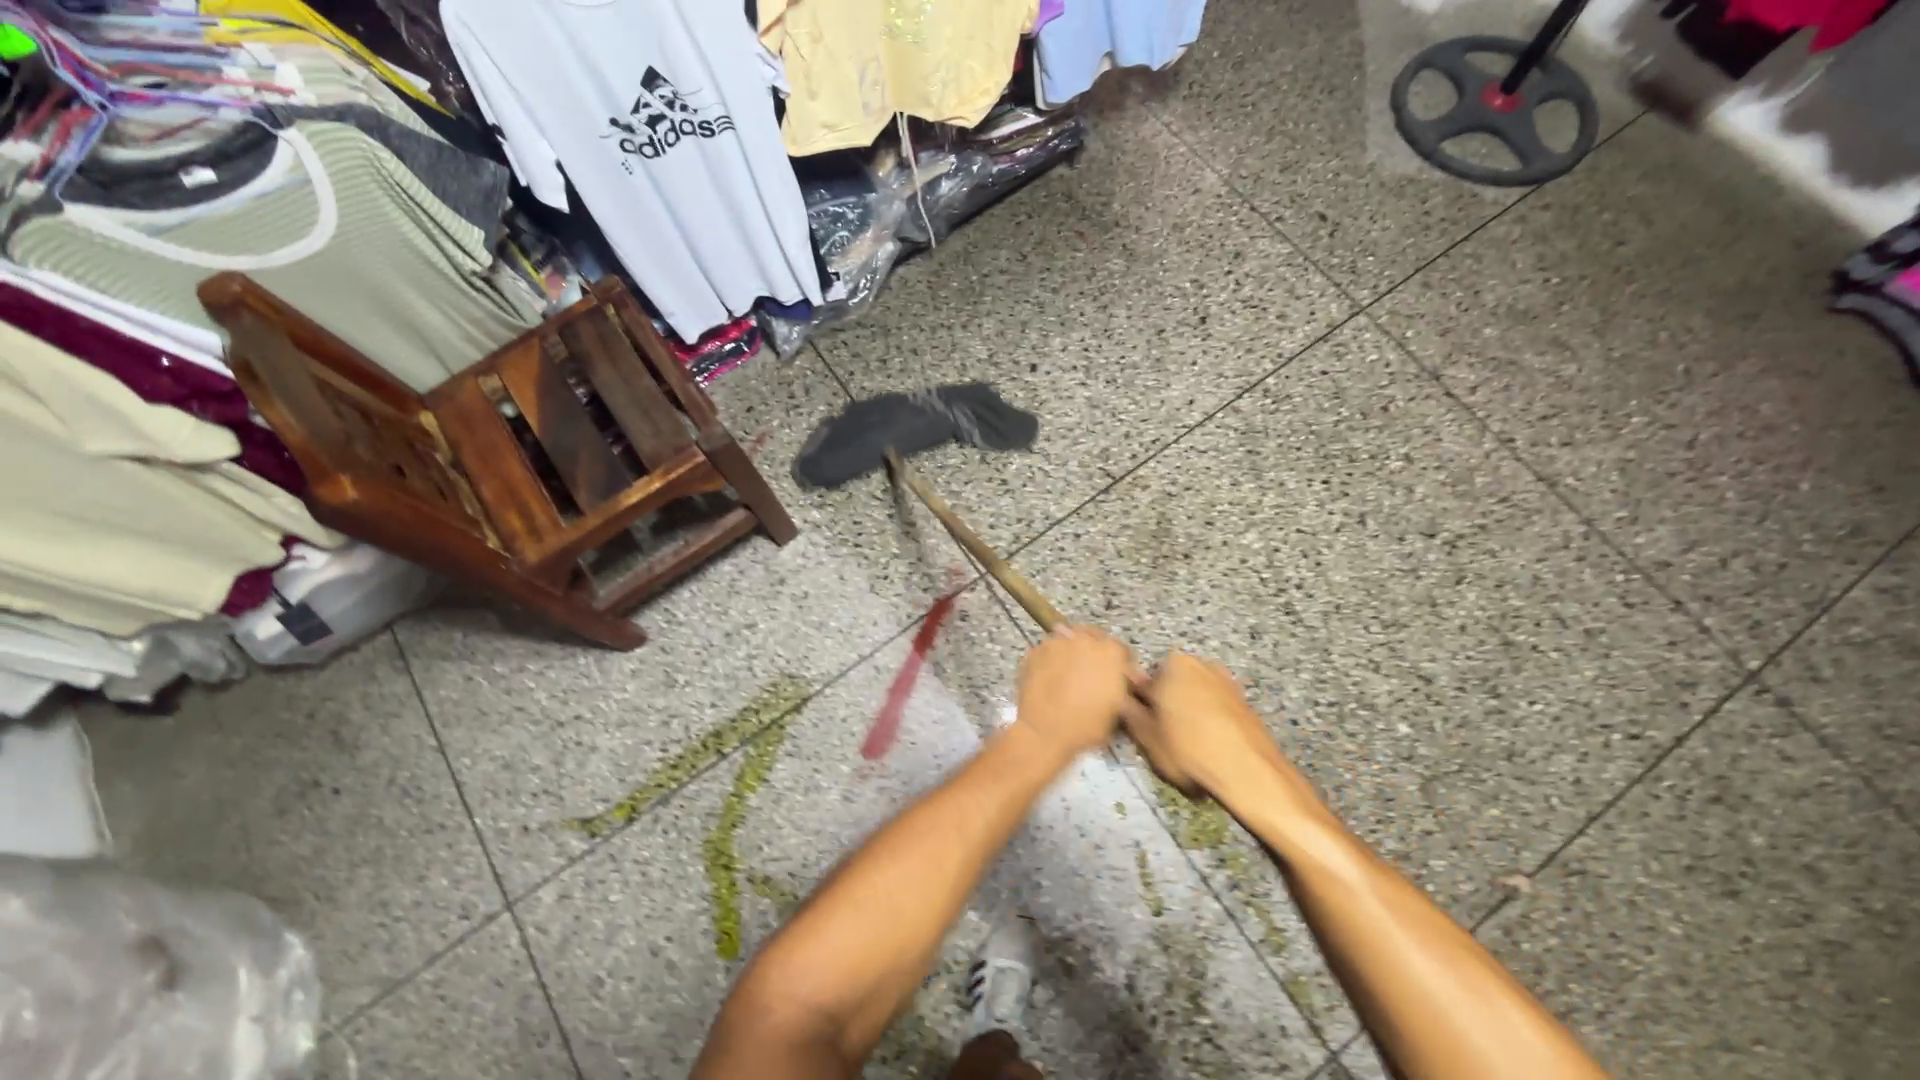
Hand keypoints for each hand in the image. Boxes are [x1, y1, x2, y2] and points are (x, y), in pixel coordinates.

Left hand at [1014, 626, 1141, 759]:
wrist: (1043, 731)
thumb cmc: (1086, 725)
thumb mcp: (1116, 708)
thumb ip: (1119, 685)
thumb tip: (1118, 678)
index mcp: (1110, 652)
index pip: (1121, 649)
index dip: (1119, 663)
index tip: (1114, 675)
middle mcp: (1084, 639)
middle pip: (1093, 637)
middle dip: (1094, 652)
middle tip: (1089, 672)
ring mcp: (1057, 642)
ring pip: (1068, 640)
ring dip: (1071, 652)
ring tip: (1067, 674)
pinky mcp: (1035, 650)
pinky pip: (1048, 650)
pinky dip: (1051, 659)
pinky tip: (1049, 677)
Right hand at [1129, 652, 1284, 796]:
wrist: (1248, 770)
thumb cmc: (1190, 749)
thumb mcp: (1145, 735)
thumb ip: (1128, 712)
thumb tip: (1122, 701)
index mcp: (1174, 663)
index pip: (1144, 680)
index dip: (1140, 706)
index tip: (1142, 727)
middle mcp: (1202, 664)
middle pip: (1172, 686)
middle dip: (1166, 708)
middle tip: (1163, 740)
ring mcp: (1226, 681)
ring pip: (1195, 699)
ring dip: (1188, 717)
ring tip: (1187, 750)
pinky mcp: (1244, 701)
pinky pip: (1216, 710)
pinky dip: (1209, 725)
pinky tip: (1208, 749)